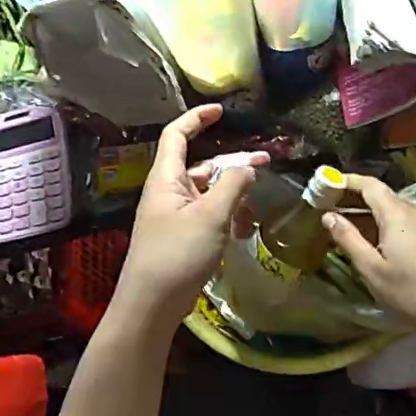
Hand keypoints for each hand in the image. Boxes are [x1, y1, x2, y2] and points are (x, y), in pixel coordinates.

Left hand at [118, 105, 266, 322]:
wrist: (151, 304)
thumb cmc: (177, 255)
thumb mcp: (211, 217)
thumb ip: (232, 186)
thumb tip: (247, 167)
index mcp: (165, 179)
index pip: (176, 135)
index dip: (196, 118)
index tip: (220, 111)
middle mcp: (167, 193)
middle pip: (199, 166)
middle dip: (231, 164)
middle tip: (264, 165)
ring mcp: (173, 217)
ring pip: (207, 194)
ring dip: (231, 196)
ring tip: (255, 208)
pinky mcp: (181, 238)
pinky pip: (206, 218)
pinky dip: (225, 218)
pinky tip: (242, 231)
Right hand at [323, 174, 415, 334]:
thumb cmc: (413, 290)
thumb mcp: (372, 269)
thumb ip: (349, 239)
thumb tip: (328, 217)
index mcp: (396, 214)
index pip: (368, 185)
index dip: (345, 182)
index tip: (323, 186)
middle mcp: (412, 211)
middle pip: (379, 195)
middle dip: (351, 197)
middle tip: (326, 208)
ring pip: (390, 208)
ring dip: (365, 212)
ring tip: (342, 225)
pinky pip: (400, 220)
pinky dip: (380, 223)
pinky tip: (369, 240)